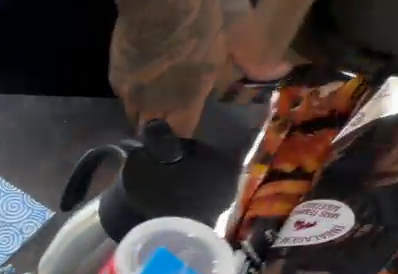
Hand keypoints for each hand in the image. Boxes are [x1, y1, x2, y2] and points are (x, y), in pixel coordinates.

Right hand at [110, 0, 291, 134]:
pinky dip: (135, 90)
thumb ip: (255, 56)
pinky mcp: (116, 79)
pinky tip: (145, 73)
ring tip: (156, 97)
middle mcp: (154, 105)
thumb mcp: (238, 31)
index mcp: (186, 98)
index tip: (187, 133)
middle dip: (160, 127)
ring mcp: (131, 94)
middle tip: (169, 116)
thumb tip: (281, 72)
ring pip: (136, 114)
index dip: (183, 135)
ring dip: (146, 111)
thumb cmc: (202, 14)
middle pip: (152, 130)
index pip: (180, 133)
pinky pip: (126, 94)